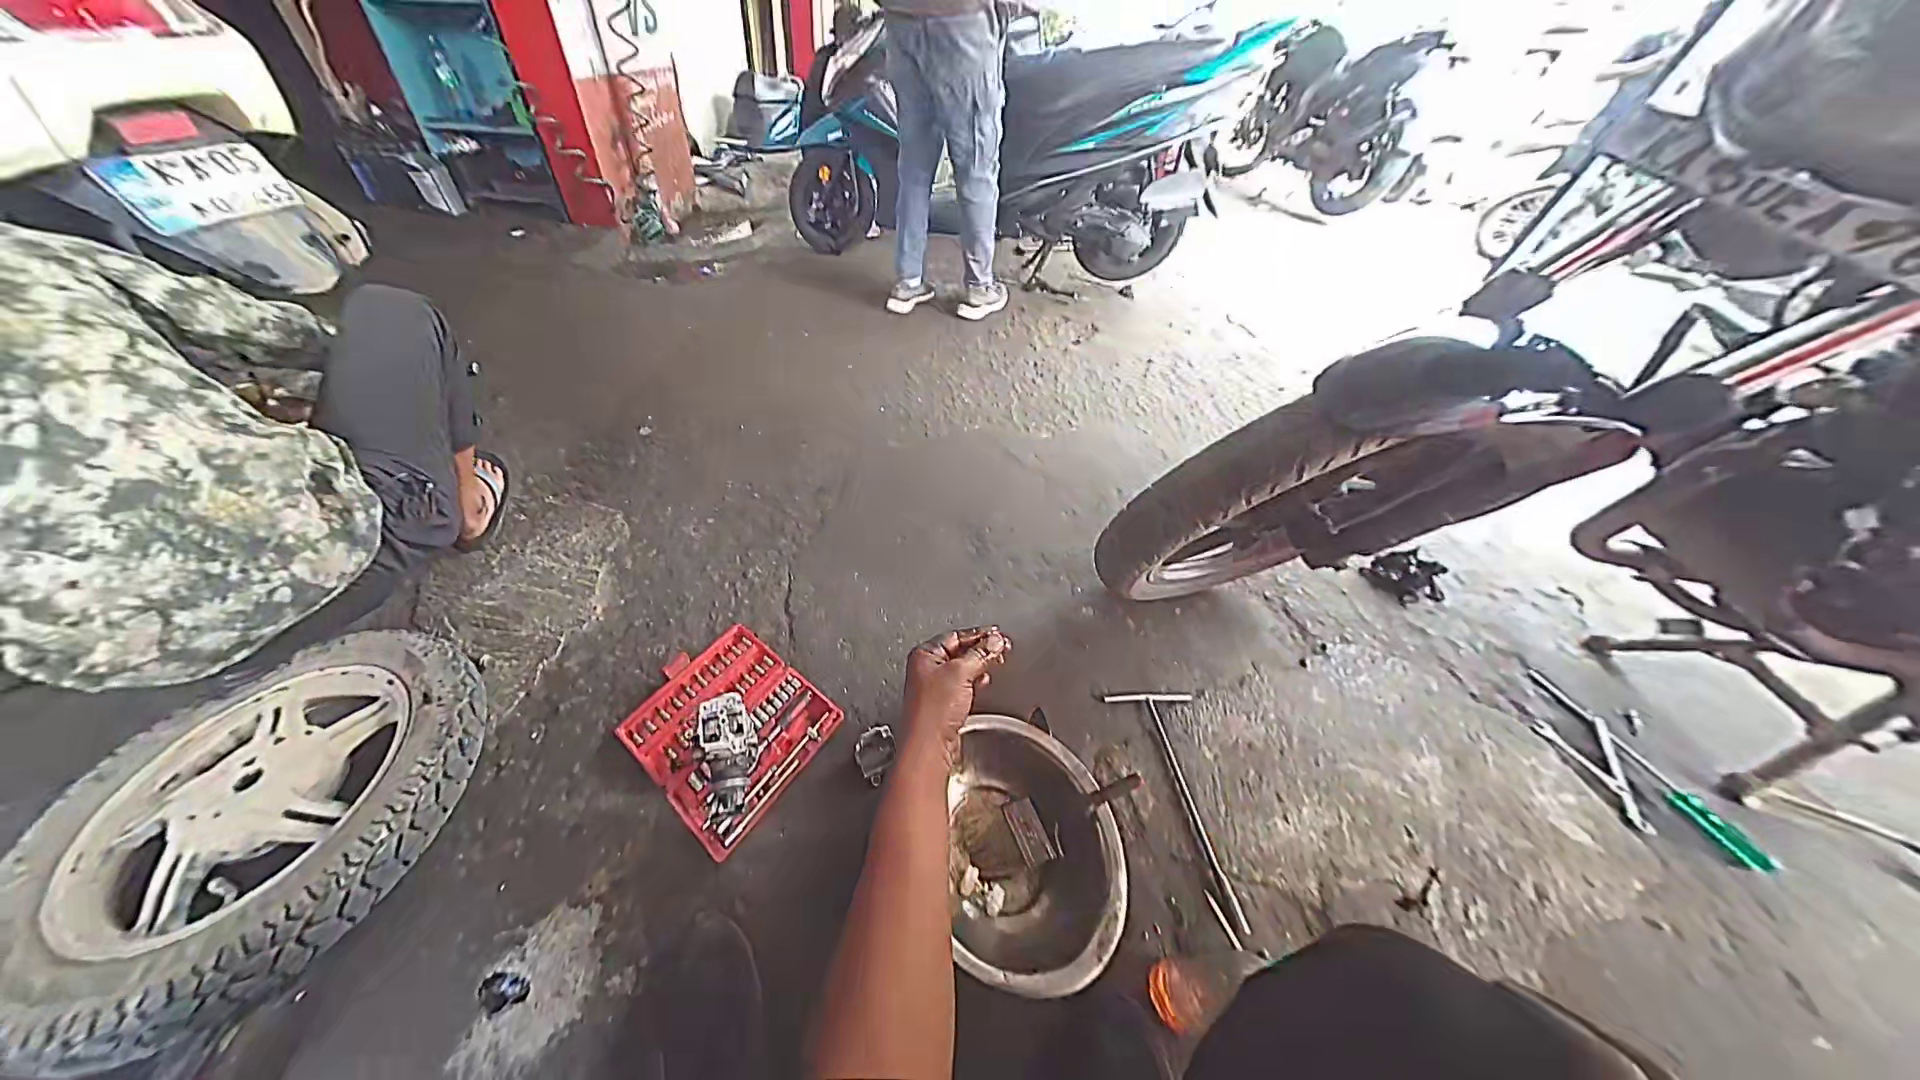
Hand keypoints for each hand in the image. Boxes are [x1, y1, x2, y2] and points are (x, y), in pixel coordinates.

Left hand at [902, 627, 1010, 746]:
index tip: (996, 634)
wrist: (930, 746)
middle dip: (981, 649)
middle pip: (959, 651)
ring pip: (962, 669)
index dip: (978, 634)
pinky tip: (983, 682)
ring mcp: (935, 688)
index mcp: (924, 655)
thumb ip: (980, 654)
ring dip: (979, 665)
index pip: (955, 636)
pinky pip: (963, 686)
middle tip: (1000, 648)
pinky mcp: (944, 704)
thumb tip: (993, 642)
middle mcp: (926, 670)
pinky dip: (975, 682)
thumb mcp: (960, 673)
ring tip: (996, 662)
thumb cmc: (932, 711)